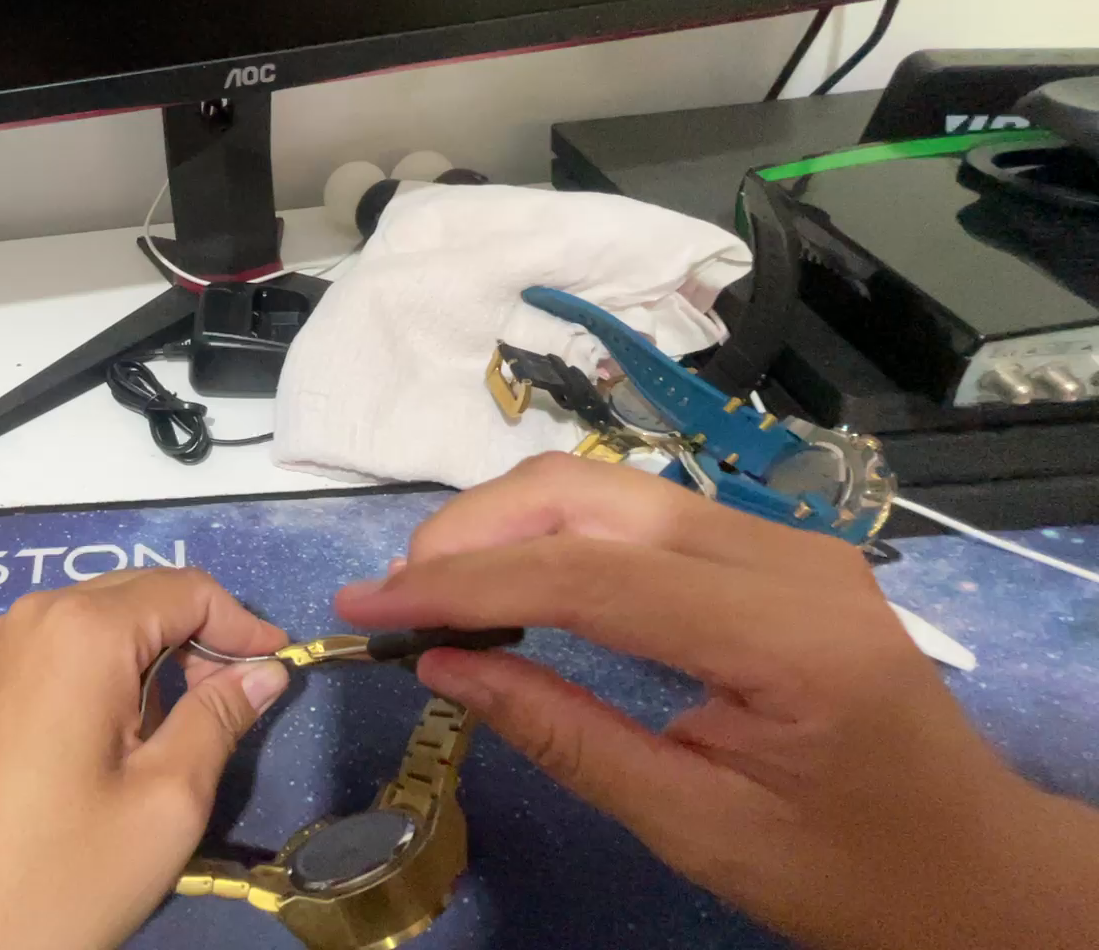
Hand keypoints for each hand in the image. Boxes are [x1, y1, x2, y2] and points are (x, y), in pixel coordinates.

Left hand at [0, 568, 289, 949]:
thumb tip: (265, 670)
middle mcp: (37, 614)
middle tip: (236, 698)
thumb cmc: (55, 875)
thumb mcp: (164, 802)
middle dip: (200, 634)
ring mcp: (1, 642)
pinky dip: (110, 663)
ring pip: (103, 615)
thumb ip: (219, 719)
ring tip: (181, 721)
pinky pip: (65, 641)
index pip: (186, 589)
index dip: (240, 623)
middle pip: (143, 593)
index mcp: (83, 629)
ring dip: (155, 650)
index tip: (279, 668)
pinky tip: (120, 725)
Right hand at [337, 453, 1098, 949]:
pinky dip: (528, 529)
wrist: (986, 864)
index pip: (581, 575)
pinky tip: (496, 572)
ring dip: (488, 523)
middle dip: (461, 535)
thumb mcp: (695, 829)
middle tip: (395, 596)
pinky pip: (606, 503)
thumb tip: (439, 662)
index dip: (457, 582)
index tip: (366, 605)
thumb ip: (558, 733)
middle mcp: (775, 552)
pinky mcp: (742, 533)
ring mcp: (763, 530)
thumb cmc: (852, 872)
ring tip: (431, 585)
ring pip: (582, 481)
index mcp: (783, 637)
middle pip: (574, 494)